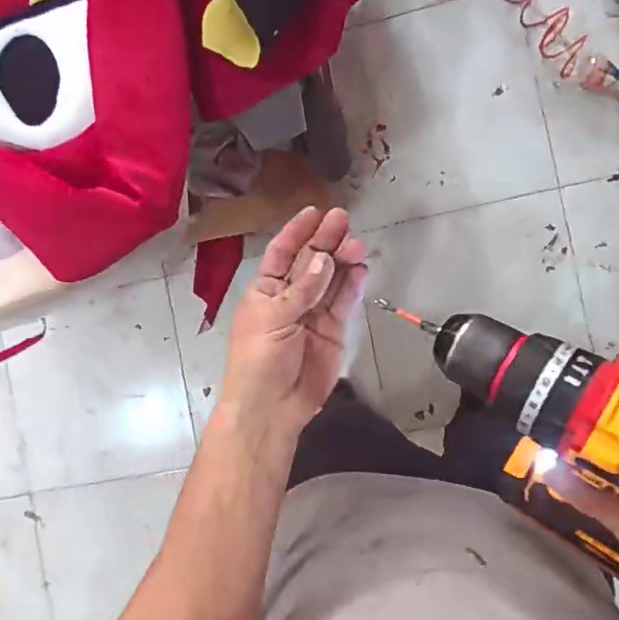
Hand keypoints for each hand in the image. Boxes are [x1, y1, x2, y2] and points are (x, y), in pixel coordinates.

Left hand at [218, 206, 368, 439]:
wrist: (272, 407)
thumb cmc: (258, 360)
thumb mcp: (273, 318)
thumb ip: (302, 289)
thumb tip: (324, 258)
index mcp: (265, 291)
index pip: (282, 253)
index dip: (297, 232)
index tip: (314, 212)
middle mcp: (290, 298)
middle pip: (311, 263)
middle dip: (325, 241)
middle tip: (343, 220)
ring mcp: (313, 314)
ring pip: (331, 280)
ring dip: (342, 261)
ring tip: (357, 243)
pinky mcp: (333, 331)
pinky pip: (343, 303)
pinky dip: (352, 287)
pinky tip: (360, 269)